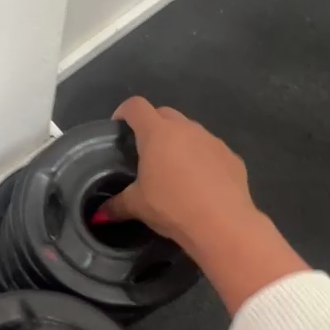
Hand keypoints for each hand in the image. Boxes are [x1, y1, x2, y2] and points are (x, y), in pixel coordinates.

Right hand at [97, 96, 309, 312]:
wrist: (223, 223)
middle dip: (152, 125)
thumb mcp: (138, 206)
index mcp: (157, 133)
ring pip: (190, 131)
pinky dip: (201, 159)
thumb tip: (98, 215)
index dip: (124, 111)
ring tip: (173, 169)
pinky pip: (210, 150)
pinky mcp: (231, 156)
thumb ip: (116, 205)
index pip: (136, 106)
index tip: (118, 127)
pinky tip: (199, 184)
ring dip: (178, 142)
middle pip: (164, 113)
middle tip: (144, 151)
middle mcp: (186, 128)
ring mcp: (212, 140)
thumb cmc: (172, 207)